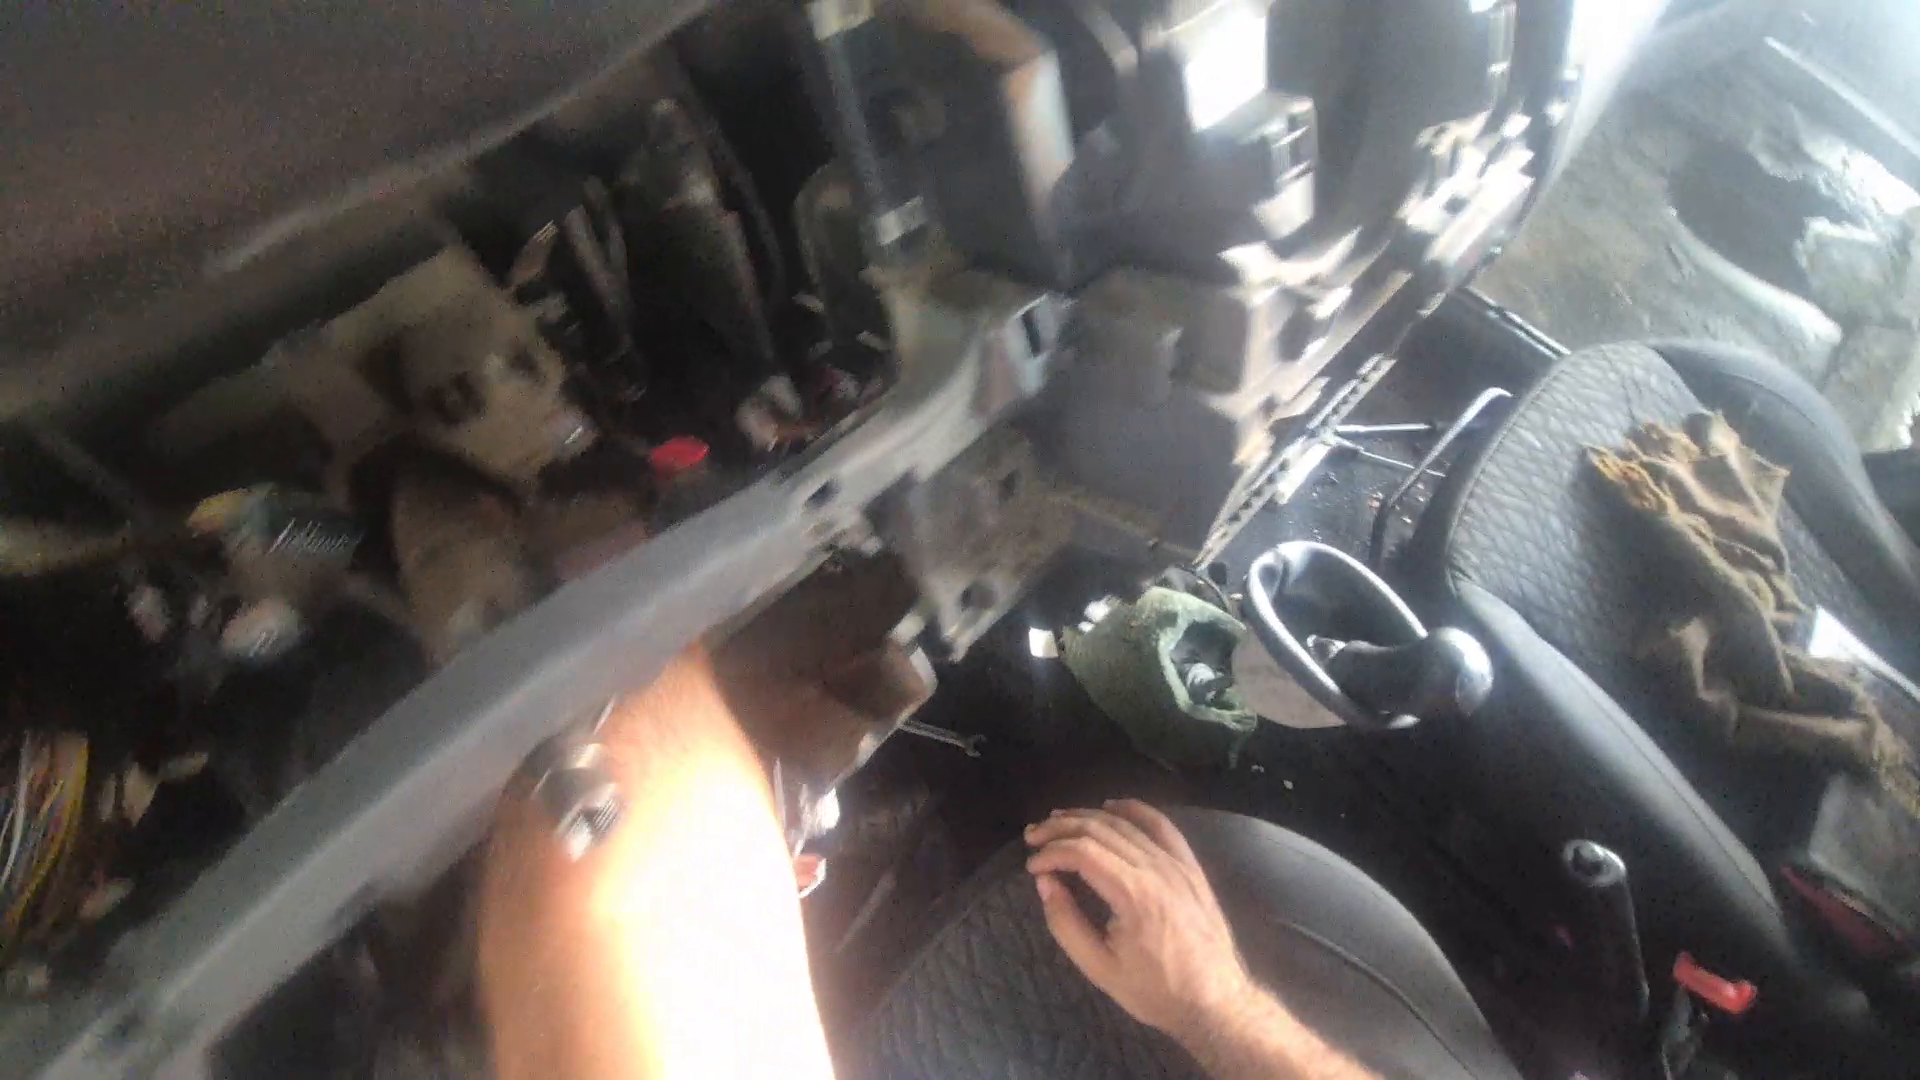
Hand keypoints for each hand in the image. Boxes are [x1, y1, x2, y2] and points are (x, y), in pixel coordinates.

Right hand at [1024, 800, 1251, 1041]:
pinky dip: (1134, 809)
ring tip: (1058, 821)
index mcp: (1134, 894)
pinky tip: (1111, 806)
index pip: (1083, 852)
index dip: (1051, 852)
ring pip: (1124, 823)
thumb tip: (1044, 882)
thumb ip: (1066, 924)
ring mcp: (1176, 863)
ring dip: (1086, 816)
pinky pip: (1161, 825)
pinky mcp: (1189, 865)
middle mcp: (1156, 868)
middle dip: (1060, 828)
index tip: (1032, 865)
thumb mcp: (1101, 969)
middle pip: (1099, 829)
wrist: (1217, 1003)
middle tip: (1033, 836)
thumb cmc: (1156, 990)